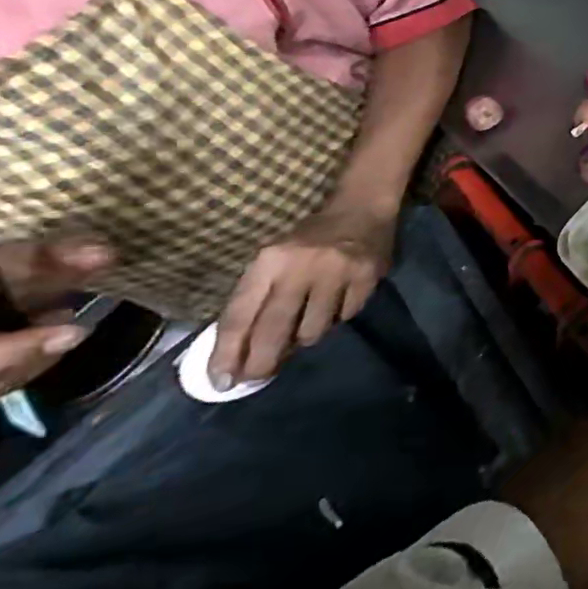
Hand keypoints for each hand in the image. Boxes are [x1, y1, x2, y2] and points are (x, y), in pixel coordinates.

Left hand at [209, 203, 394, 388]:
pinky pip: (345, 316)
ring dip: (305, 337)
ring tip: (304, 330)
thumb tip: (240, 351)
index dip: (227, 353)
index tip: (221, 381)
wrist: (362, 206)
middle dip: (261, 362)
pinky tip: (336, 305)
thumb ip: (258, 297)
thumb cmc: (310, 237)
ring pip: (312, 330)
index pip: (240, 316)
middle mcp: (301, 267)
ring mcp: (337, 273)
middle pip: (274, 330)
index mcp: (269, 261)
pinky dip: (338, 317)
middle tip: (257, 377)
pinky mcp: (366, 277)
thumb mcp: (275, 257)